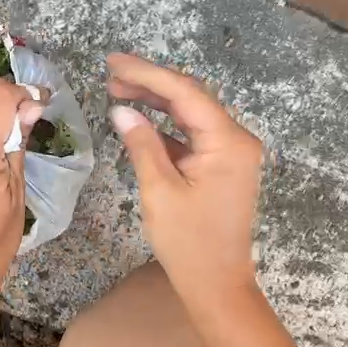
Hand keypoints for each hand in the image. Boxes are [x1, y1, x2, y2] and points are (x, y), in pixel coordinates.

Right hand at [107, 53, 263, 304]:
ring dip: (157, 102)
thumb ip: (142, 144)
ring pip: (191, 114)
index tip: (113, 62)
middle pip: (191, 98)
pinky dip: (166, 127)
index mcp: (228, 142)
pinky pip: (193, 136)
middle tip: (111, 73)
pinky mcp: (223, 167)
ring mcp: (232, 153)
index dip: (147, 73)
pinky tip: (139, 122)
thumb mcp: (159, 190)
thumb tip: (122, 110)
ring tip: (118, 91)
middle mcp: (237, 140)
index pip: (184, 93)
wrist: (218, 284)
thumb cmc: (189, 242)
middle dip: (150, 83)